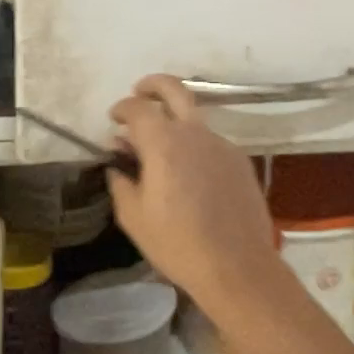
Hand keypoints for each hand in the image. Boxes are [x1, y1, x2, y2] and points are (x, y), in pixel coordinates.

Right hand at [108, 75, 285, 312]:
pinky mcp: (239, 161)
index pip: (137, 108)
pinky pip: (211, 143)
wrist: (238, 268)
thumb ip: (121, 181)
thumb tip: (118, 160)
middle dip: (153, 85)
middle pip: (174, 89)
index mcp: (164, 143)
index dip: (121, 108)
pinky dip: (195, 147)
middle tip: (139, 93)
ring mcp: (221, 144)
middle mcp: (194, 133)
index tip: (114, 120)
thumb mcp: (134, 217)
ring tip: (162, 151)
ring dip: (175, 123)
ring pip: (194, 119)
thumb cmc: (178, 245)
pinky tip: (190, 176)